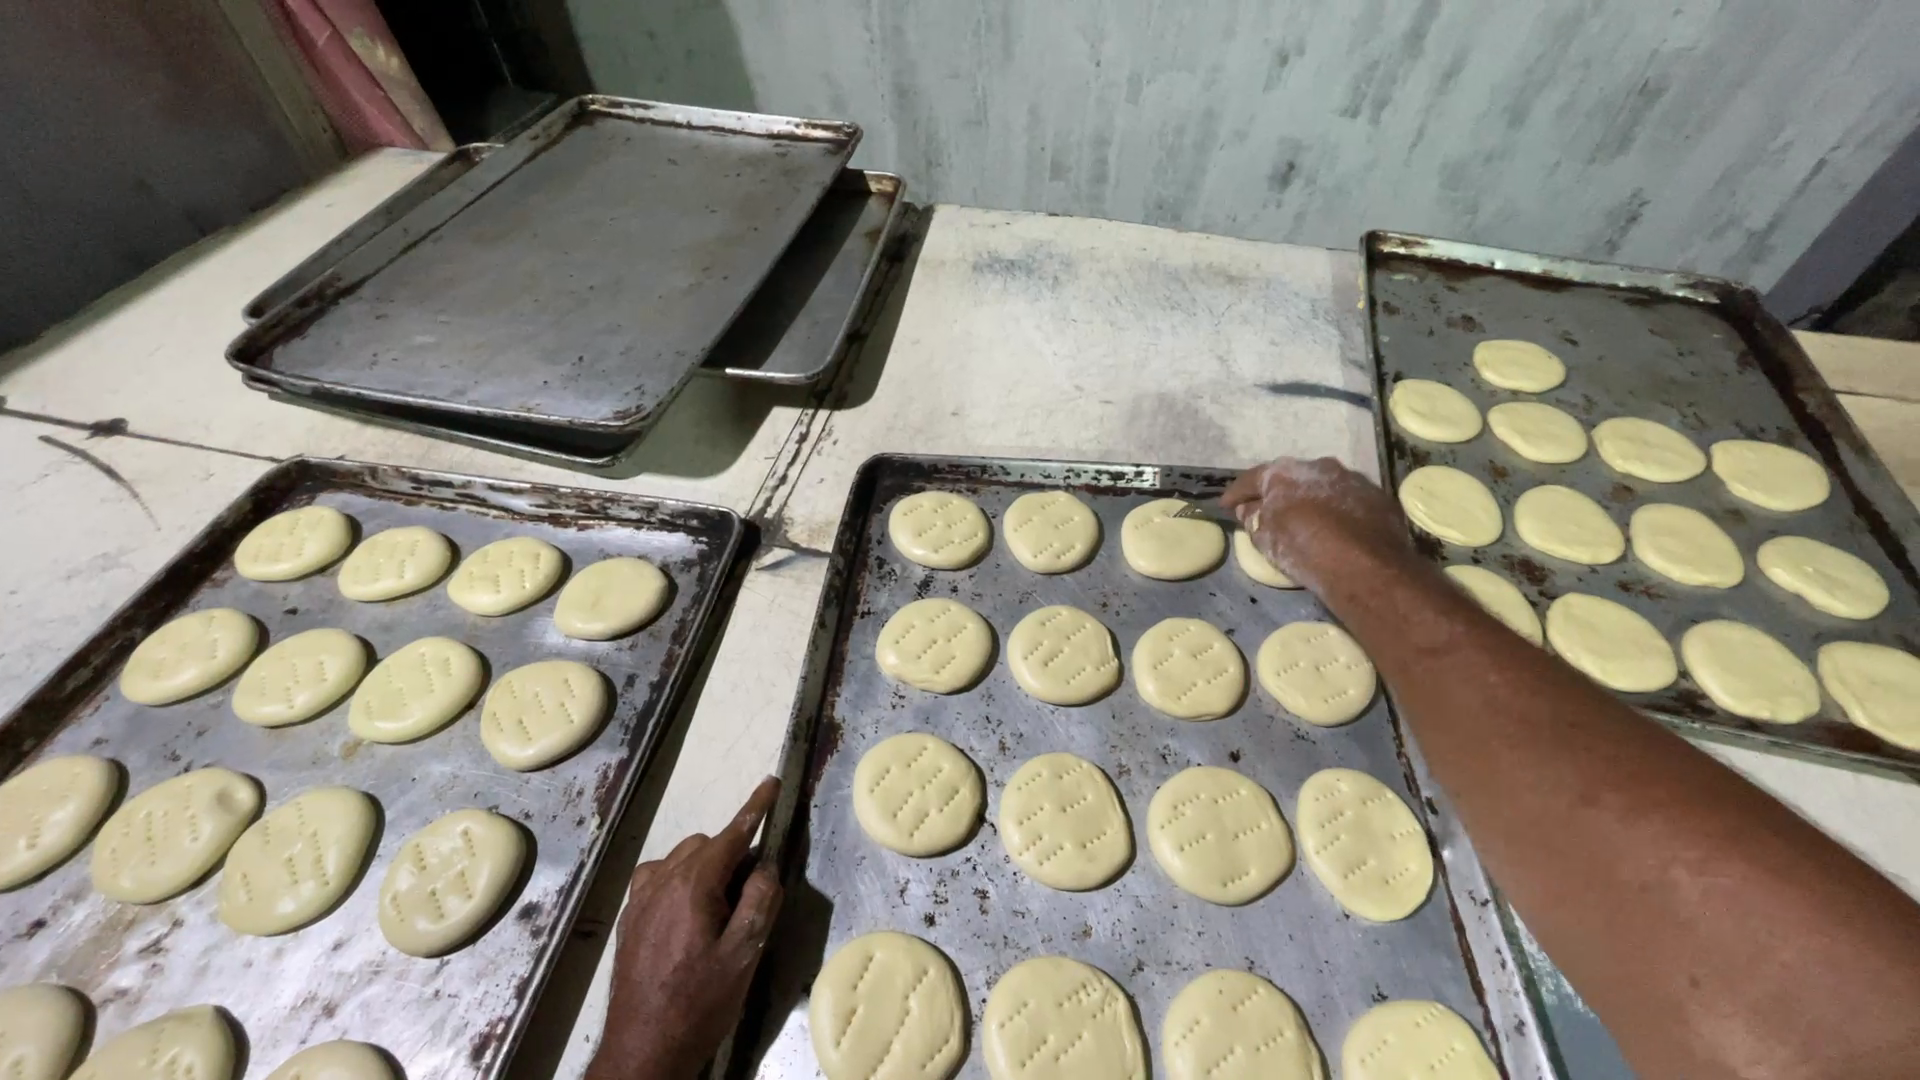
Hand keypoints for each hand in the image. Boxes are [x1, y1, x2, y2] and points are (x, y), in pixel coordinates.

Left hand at [587, 777, 783, 1079]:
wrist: (643, 1050)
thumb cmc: (700, 1002)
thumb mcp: (745, 953)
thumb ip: (761, 900)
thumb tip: (765, 866)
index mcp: (693, 884)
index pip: (732, 834)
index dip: (755, 807)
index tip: (772, 782)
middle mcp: (662, 881)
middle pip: (707, 846)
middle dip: (733, 856)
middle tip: (750, 896)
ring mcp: (641, 900)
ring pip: (682, 859)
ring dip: (706, 868)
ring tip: (720, 911)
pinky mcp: (630, 919)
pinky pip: (659, 879)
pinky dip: (681, 881)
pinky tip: (689, 916)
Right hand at [1219, 456, 1418, 591]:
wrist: (1365, 566)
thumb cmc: (1303, 550)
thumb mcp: (1265, 539)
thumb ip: (1253, 518)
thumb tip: (1249, 509)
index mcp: (1283, 473)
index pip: (1252, 479)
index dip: (1236, 494)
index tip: (1226, 506)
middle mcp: (1318, 465)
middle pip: (1290, 478)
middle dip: (1277, 492)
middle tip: (1266, 509)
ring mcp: (1351, 478)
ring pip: (1322, 485)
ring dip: (1310, 499)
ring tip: (1303, 519)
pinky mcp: (1377, 496)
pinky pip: (1347, 500)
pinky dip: (1336, 510)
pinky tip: (1334, 528)